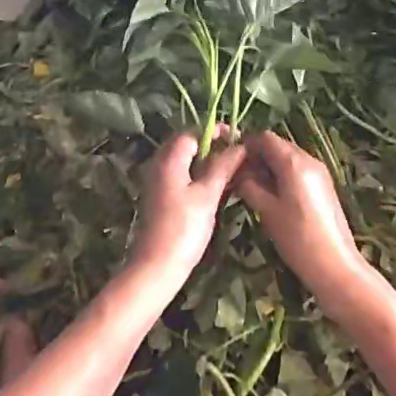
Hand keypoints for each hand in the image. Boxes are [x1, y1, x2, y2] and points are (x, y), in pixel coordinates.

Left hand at [127, 131, 245, 285]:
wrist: (157, 264)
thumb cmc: (184, 228)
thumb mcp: (207, 196)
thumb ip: (222, 168)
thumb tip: (239, 147)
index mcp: (168, 158)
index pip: (192, 133)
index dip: (214, 132)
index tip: (237, 137)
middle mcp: (158, 163)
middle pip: (186, 144)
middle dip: (211, 145)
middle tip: (236, 152)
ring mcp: (156, 179)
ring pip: (183, 160)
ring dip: (205, 160)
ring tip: (230, 168)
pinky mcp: (159, 194)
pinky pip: (179, 174)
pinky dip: (196, 173)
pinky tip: (214, 186)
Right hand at [234, 131, 376, 307]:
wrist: (336, 268)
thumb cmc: (297, 237)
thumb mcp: (265, 209)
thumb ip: (248, 183)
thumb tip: (236, 170)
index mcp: (293, 162)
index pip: (264, 137)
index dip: (246, 145)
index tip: (231, 161)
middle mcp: (309, 160)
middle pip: (277, 145)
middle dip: (257, 156)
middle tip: (240, 175)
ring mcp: (319, 173)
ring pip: (287, 158)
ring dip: (269, 166)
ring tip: (254, 187)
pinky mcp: (324, 186)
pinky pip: (298, 170)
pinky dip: (282, 175)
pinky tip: (273, 195)